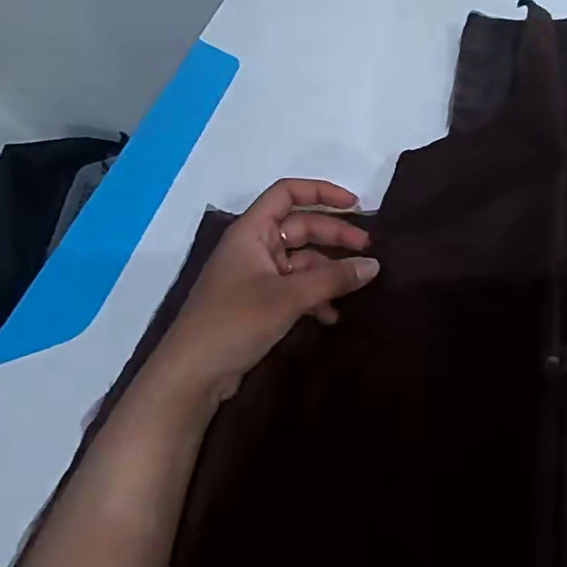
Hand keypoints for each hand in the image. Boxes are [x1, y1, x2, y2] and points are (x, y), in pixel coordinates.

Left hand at [151, 178, 379, 404]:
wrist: (192, 374)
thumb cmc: (234, 321)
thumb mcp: (288, 297)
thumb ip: (332, 279)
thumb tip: (373, 265)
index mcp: (251, 231)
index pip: (287, 193)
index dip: (321, 192)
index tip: (355, 205)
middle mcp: (253, 247)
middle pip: (300, 227)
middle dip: (334, 236)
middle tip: (369, 251)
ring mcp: (255, 276)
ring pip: (300, 261)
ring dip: (328, 271)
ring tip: (358, 286)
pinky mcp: (258, 303)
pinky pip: (294, 288)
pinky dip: (314, 296)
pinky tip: (332, 315)